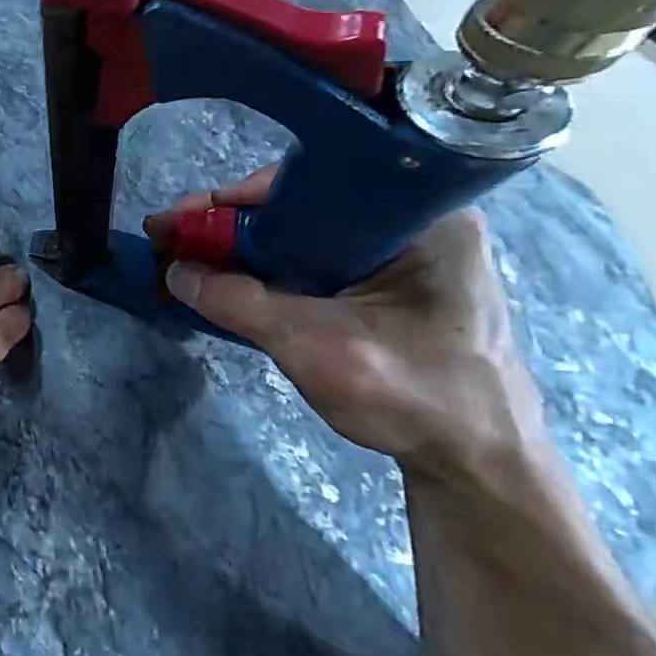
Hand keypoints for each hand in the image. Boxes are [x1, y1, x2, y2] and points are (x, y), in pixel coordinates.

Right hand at [144, 169, 543, 479]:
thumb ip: (240, 304)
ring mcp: (410, 251)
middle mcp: (417, 218)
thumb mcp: (316, 346)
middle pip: (307, 206)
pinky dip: (279, 270)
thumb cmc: (414, 399)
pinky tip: (240, 280)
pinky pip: (325, 260)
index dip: (240, 200)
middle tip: (176, 239)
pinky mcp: (399, 281)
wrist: (482, 472)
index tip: (183, 218)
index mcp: (420, 214)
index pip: (312, 183)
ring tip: (194, 258)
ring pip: (312, 234)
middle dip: (237, 225)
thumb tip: (174, 271)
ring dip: (253, 249)